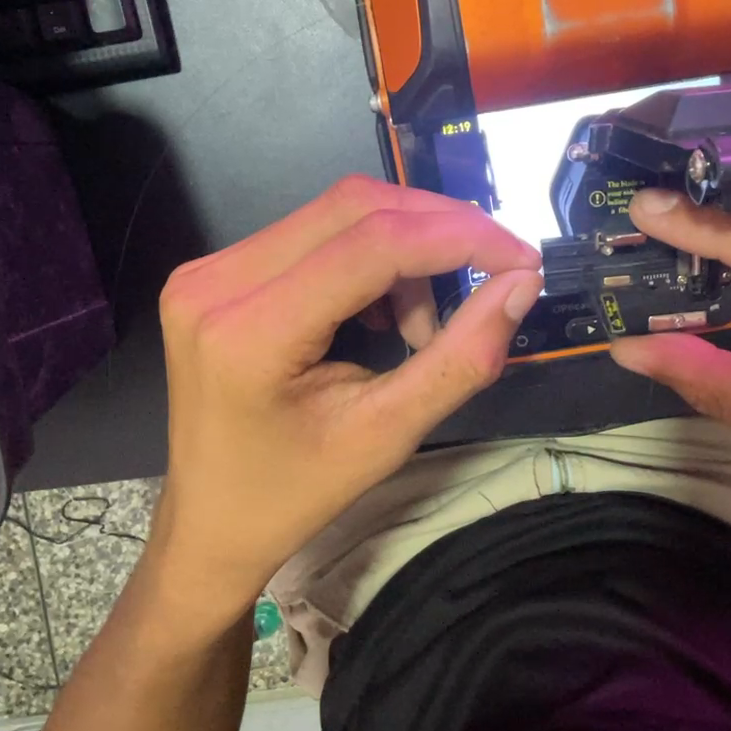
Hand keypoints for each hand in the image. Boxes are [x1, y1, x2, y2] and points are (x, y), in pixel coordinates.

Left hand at [151, 176, 542, 613]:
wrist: (209, 522)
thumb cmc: (294, 494)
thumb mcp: (388, 435)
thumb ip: (460, 358)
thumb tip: (520, 285)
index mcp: (252, 332)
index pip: (373, 244)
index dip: (460, 238)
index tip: (521, 259)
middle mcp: (218, 282)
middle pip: (355, 207)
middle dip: (440, 228)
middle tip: (495, 269)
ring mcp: (210, 270)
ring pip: (337, 213)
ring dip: (406, 247)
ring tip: (421, 323)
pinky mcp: (217, 271)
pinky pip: (314, 233)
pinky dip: (370, 257)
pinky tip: (382, 311)